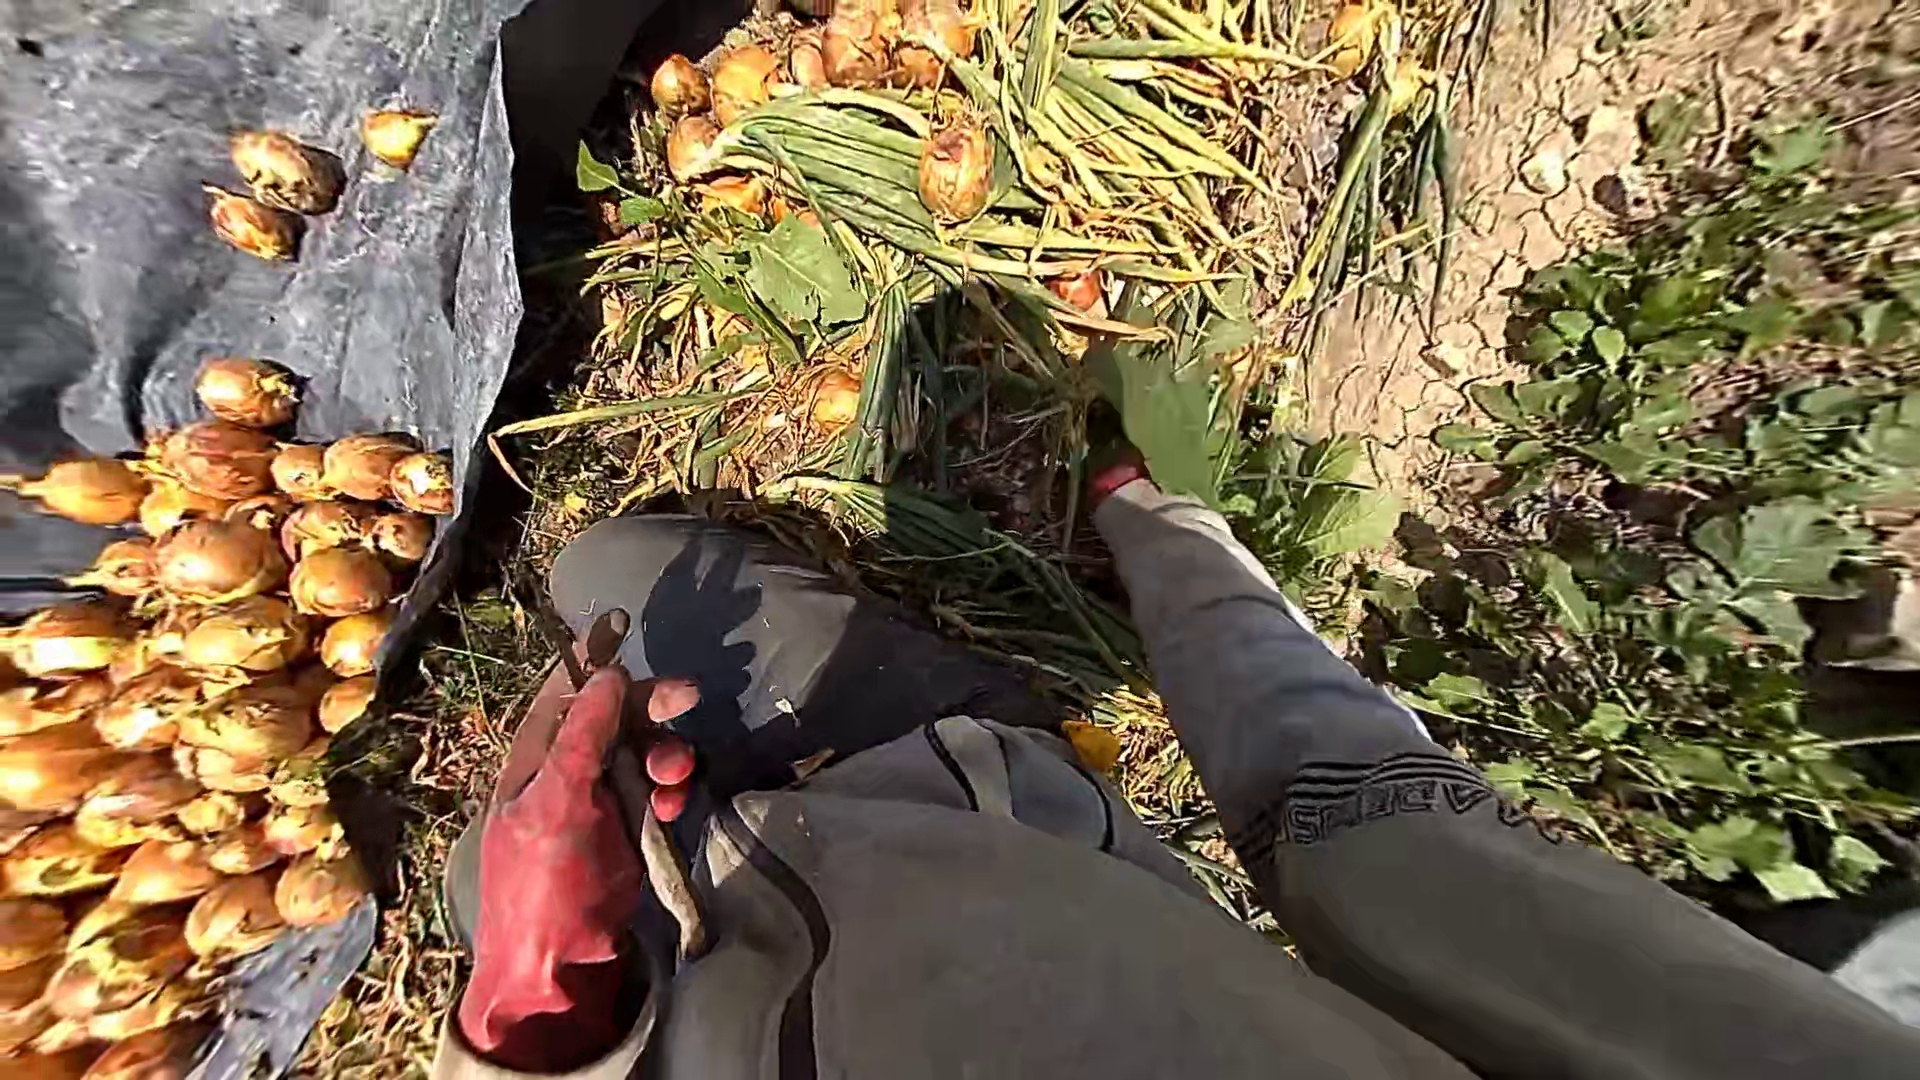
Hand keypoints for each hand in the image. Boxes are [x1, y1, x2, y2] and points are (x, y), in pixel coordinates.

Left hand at [456, 665, 697, 1071]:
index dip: (592, 656)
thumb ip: (583, 735)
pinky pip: (661, 782)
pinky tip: (674, 806)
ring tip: (675, 779)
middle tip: (690, 696)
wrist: (566, 960)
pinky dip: (673, 788)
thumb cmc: (546, 878)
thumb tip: (607, 673)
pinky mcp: (632, 814)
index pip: (564, 691)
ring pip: (648, 746)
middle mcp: (571, 765)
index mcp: (537, 757)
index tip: (622, 622)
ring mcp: (603, 790)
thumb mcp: (557, 802)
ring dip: (669, 755)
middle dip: (654, 705)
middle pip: (618, 713)